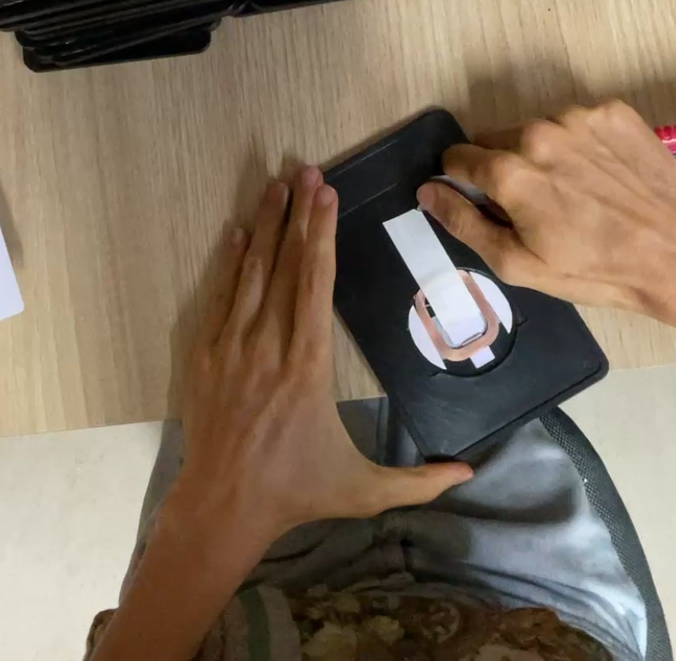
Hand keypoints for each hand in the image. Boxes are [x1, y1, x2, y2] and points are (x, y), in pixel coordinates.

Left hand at [165, 167, 473, 557]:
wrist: (222, 505)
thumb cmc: (296, 491)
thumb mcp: (364, 491)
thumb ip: (419, 482)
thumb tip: (472, 473)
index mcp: (309, 364)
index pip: (316, 283)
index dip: (322, 234)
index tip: (327, 196)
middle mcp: (268, 343)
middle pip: (285, 264)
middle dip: (297, 214)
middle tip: (305, 171)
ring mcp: (231, 345)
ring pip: (250, 271)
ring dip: (263, 225)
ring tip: (274, 186)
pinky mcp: (204, 352)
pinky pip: (219, 295)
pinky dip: (229, 261)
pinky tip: (236, 233)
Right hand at [415, 101, 675, 327]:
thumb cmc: (594, 269)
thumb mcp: (517, 263)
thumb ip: (463, 221)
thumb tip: (426, 190)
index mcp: (509, 171)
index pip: (456, 157)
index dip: (464, 183)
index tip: (488, 204)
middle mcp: (537, 132)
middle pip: (492, 140)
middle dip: (501, 167)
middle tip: (535, 204)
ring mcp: (577, 118)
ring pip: (531, 129)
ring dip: (539, 153)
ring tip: (574, 190)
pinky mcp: (611, 111)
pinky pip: (572, 122)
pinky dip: (576, 143)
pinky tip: (599, 174)